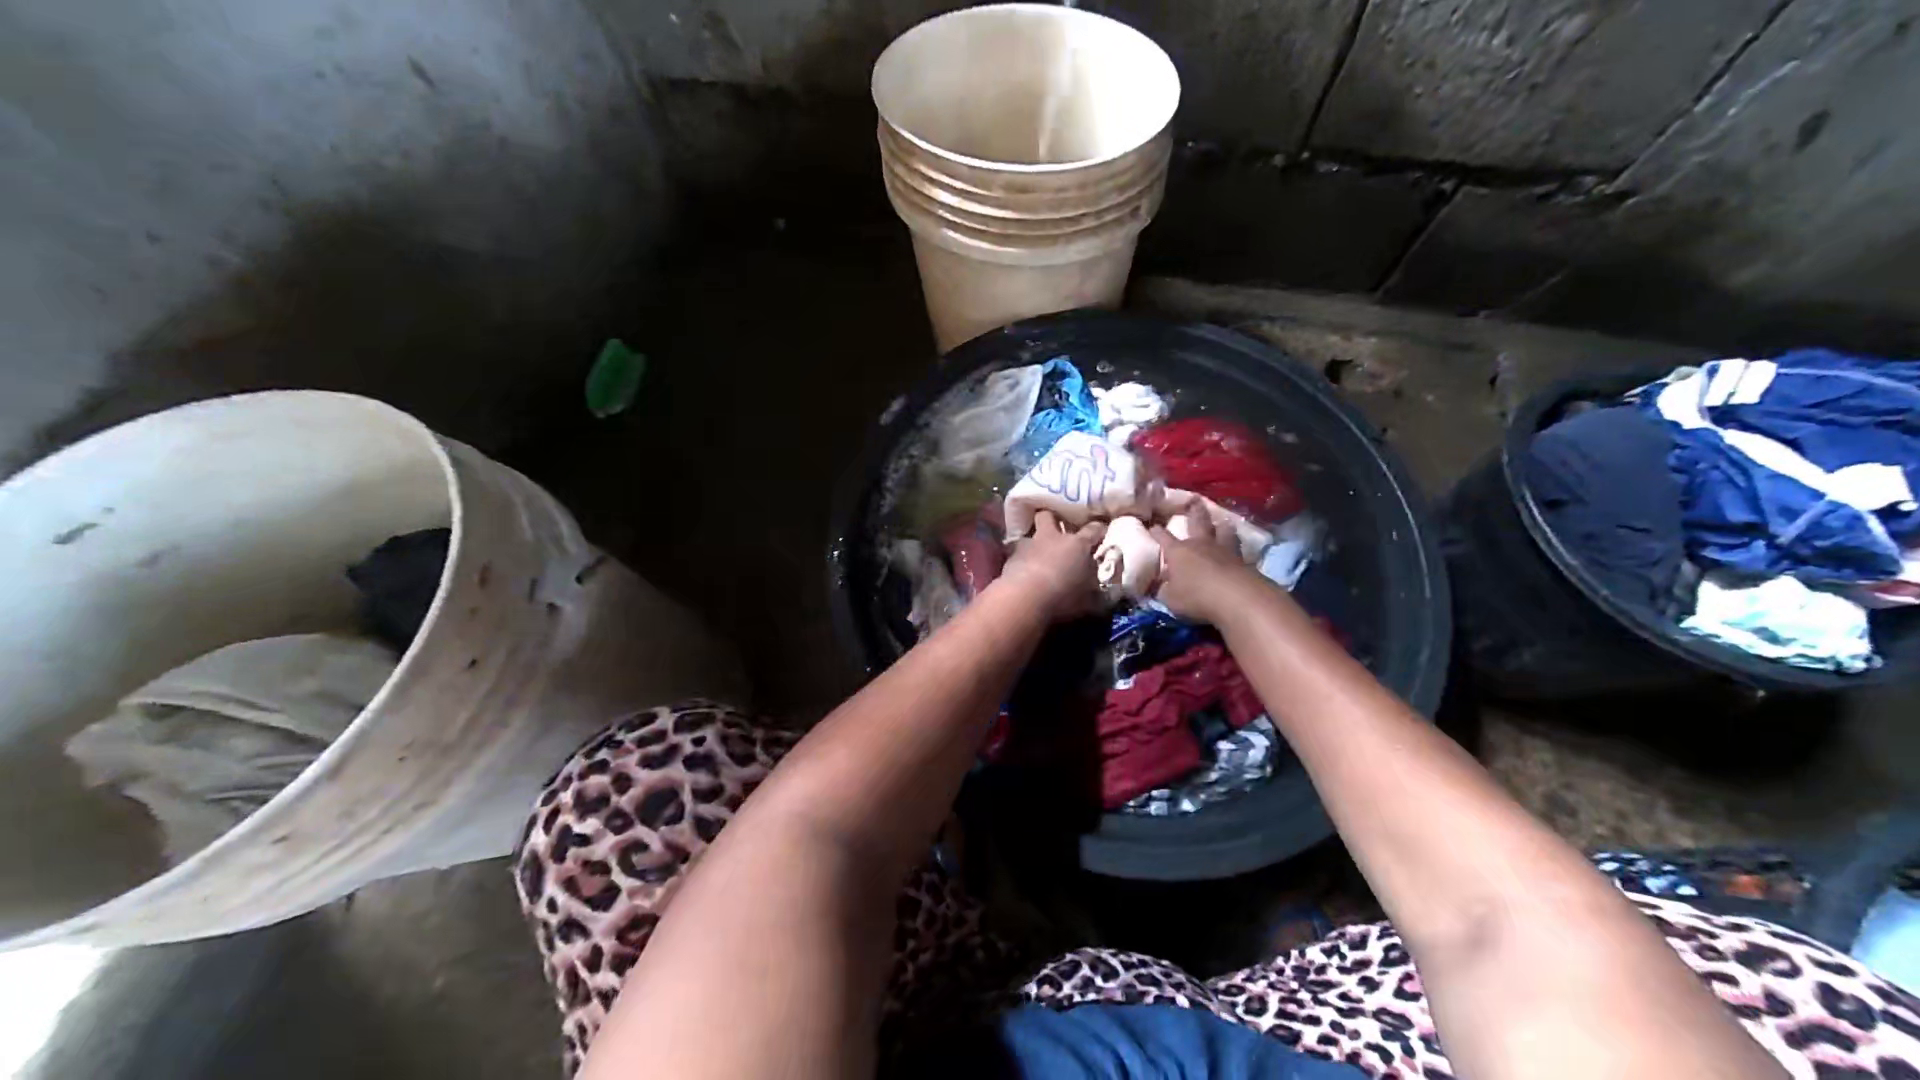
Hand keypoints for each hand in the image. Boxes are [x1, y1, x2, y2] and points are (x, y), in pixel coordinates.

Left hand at [996, 510, 1107, 621]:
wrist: (1025, 600)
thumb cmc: (1065, 597)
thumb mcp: (1091, 601)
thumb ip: (1098, 594)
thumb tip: (1104, 593)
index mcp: (1078, 544)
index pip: (1094, 529)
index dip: (1099, 529)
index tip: (1102, 532)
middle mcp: (1052, 538)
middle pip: (1050, 515)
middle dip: (1053, 519)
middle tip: (1057, 530)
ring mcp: (1028, 546)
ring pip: (1030, 534)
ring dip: (1034, 543)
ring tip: (1036, 554)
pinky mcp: (1009, 559)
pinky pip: (1017, 554)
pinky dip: (1021, 561)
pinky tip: (1022, 572)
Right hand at [1149, 504, 1268, 622]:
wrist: (1237, 598)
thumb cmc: (1196, 596)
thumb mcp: (1171, 599)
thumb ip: (1164, 590)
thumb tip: (1161, 585)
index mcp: (1178, 552)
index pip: (1163, 538)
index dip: (1157, 532)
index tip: (1152, 525)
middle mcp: (1201, 544)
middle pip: (1197, 522)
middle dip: (1194, 511)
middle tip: (1195, 499)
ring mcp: (1224, 550)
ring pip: (1222, 531)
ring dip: (1221, 526)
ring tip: (1222, 521)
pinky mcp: (1244, 561)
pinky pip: (1238, 548)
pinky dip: (1236, 544)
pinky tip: (1238, 546)